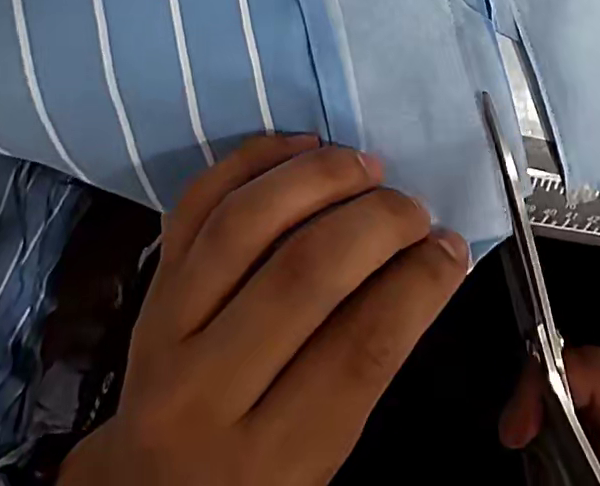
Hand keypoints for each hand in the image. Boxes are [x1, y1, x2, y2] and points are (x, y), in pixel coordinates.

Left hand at [60, 133, 468, 485]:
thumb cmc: (257, 473)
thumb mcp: (323, 455)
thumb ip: (372, 360)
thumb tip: (432, 256)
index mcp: (271, 457)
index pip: (361, 349)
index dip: (420, 283)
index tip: (450, 245)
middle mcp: (206, 392)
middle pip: (304, 274)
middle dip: (377, 222)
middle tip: (413, 209)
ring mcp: (165, 330)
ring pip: (245, 224)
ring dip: (317, 178)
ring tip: (366, 166)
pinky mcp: (149, 287)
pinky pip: (196, 204)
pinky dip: (253, 160)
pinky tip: (304, 146)